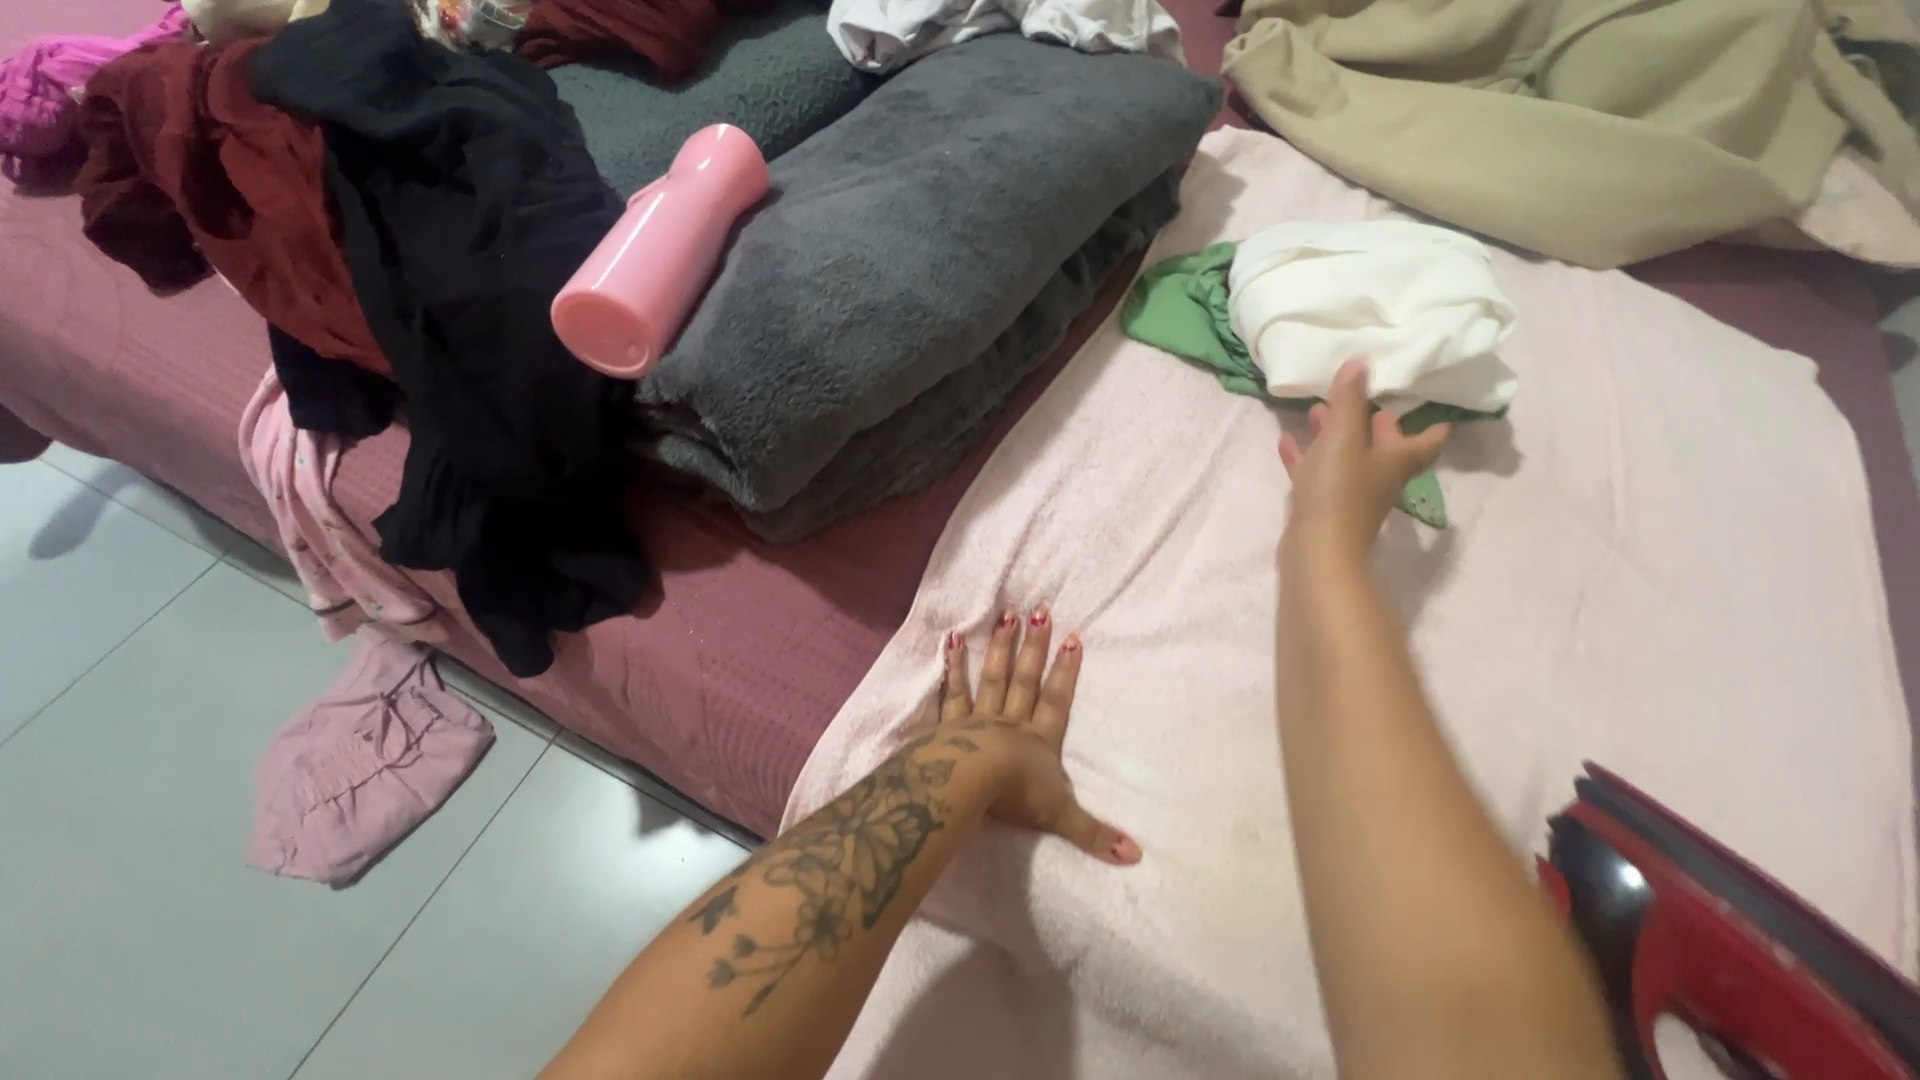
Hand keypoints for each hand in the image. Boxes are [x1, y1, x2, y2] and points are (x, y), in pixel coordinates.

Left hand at [936, 611, 1141, 865]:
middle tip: (1040, 611)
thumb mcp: (1060, 816)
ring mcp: (979, 720)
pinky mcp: (949, 725)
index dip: (1066, 672)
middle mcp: (1011, 723)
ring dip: (1001, 648)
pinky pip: (953, 691)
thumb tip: (1136, 857)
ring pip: (992, 678)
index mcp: (1039, 742)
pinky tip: (952, 640)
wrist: (970, 783)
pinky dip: (953, 667)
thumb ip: (1094, 833)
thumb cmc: (1015, 796)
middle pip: (1025, 680)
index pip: (1056, 701)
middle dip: (1034, 647)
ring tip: (1006, 615)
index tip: (1073, 638)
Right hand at [1277, 359, 1449, 562]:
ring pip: (1346, 458)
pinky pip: (1315, 473)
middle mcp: (1379, 477)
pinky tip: (1287, 440)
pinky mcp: (1322, 506)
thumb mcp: (1343, 437)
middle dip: (1375, 423)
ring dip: (1334, 435)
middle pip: (1385, 447)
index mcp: (1396, 461)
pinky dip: (1305, 456)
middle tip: (1367, 399)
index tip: (1438, 410)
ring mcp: (1349, 494)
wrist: (1317, 550)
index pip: (1426, 441)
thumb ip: (1349, 400)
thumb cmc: (1339, 491)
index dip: (1434, 425)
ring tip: (1315, 410)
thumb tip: (1360, 361)